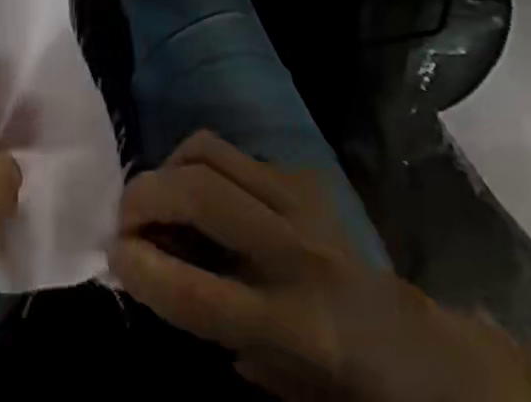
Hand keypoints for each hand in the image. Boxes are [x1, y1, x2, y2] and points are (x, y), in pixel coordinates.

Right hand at [110, 131, 530, 401]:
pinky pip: (231, 153)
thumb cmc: (342, 382)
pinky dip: (199, 166)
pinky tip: (198, 197)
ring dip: (169, 170)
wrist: (417, 347)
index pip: (199, 293)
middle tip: (123, 220)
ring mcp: (303, 203)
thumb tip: (144, 270)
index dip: (143, 268)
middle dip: (144, 196)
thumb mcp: (278, 381)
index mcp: (297, 326)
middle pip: (201, 193)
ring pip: (210, 152)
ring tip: (157, 202)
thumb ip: (210, 326)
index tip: (113, 255)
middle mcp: (298, 253)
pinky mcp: (304, 178)